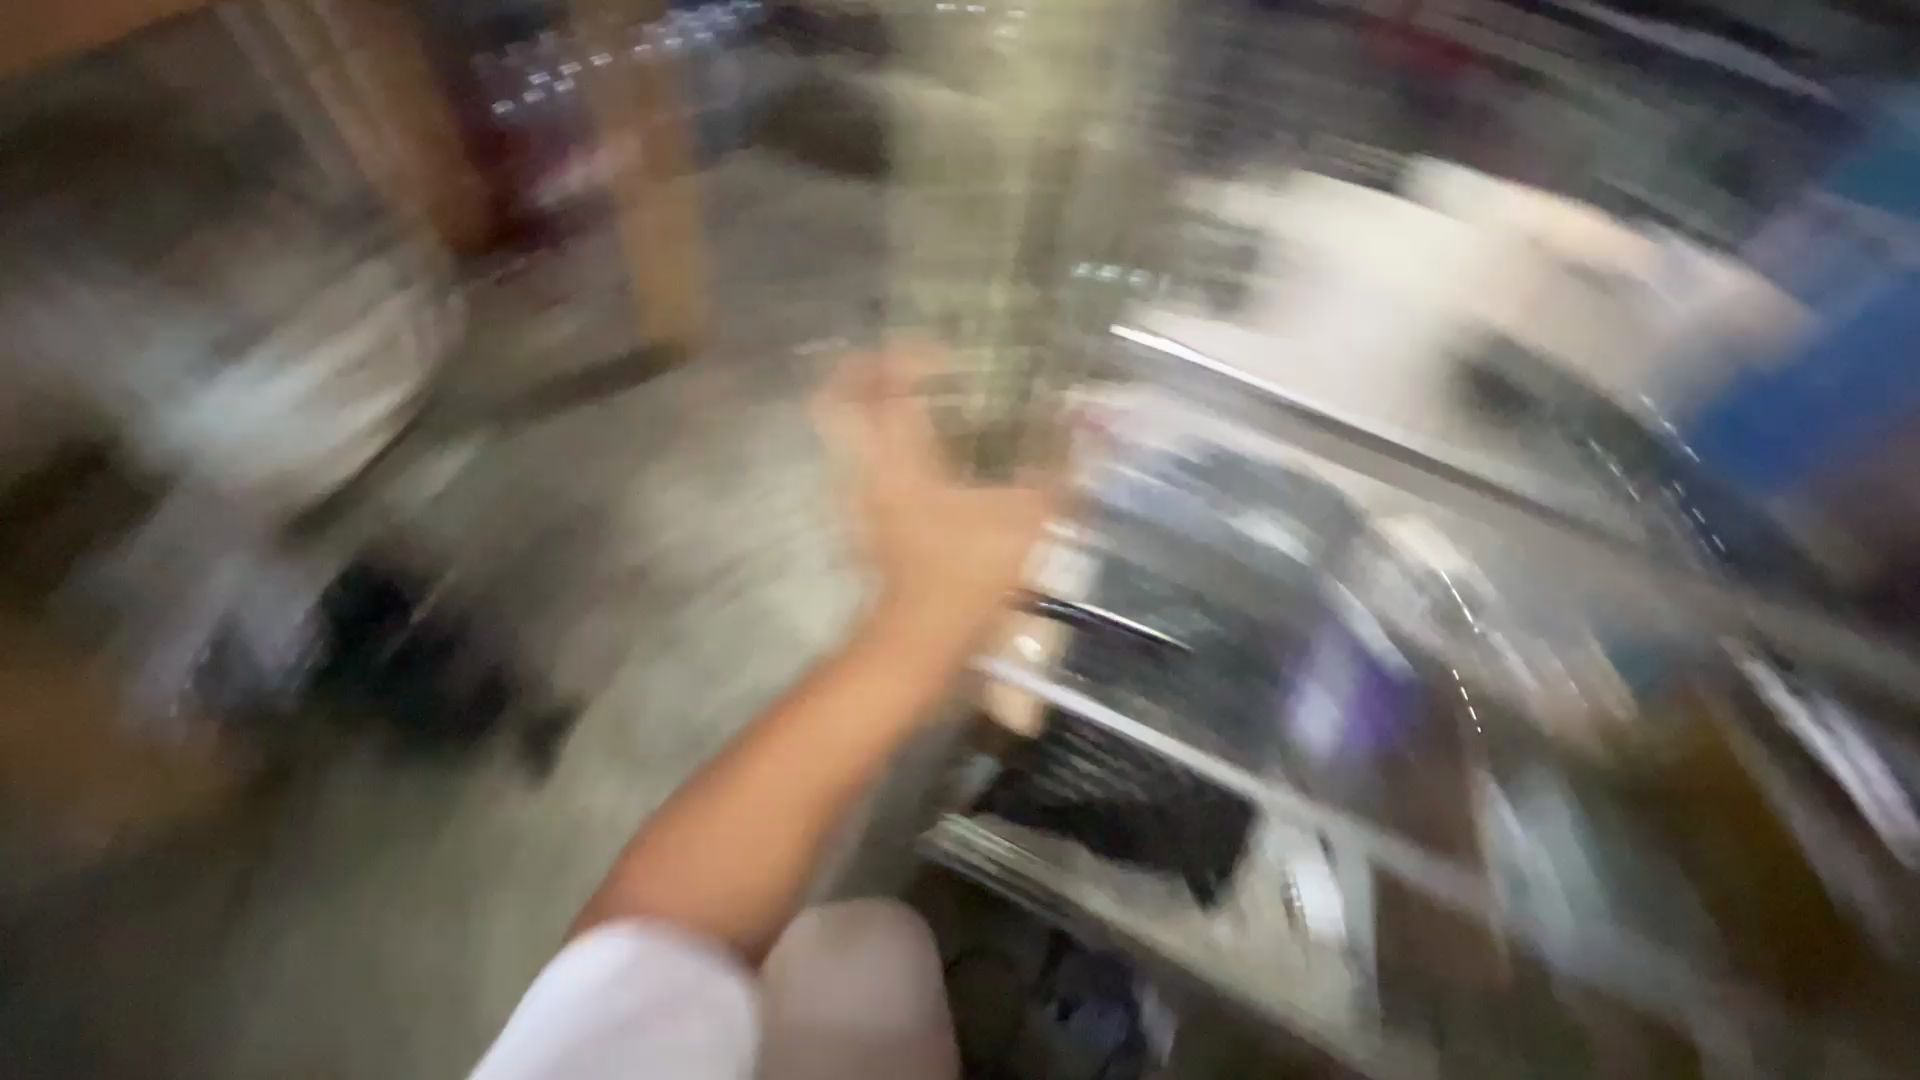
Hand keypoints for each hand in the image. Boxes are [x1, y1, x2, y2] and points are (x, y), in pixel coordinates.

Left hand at [815, 347, 1062, 656]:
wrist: (921, 637)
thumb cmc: (969, 573)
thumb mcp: (1027, 518)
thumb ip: (1061, 467)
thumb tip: (1093, 424)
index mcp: (902, 455)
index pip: (888, 383)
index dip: (910, 355)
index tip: (943, 356)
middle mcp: (865, 467)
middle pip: (834, 399)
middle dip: (860, 371)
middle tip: (897, 362)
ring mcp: (852, 496)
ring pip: (838, 435)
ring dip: (866, 410)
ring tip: (910, 405)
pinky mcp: (855, 522)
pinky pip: (854, 465)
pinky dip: (875, 447)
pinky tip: (915, 459)